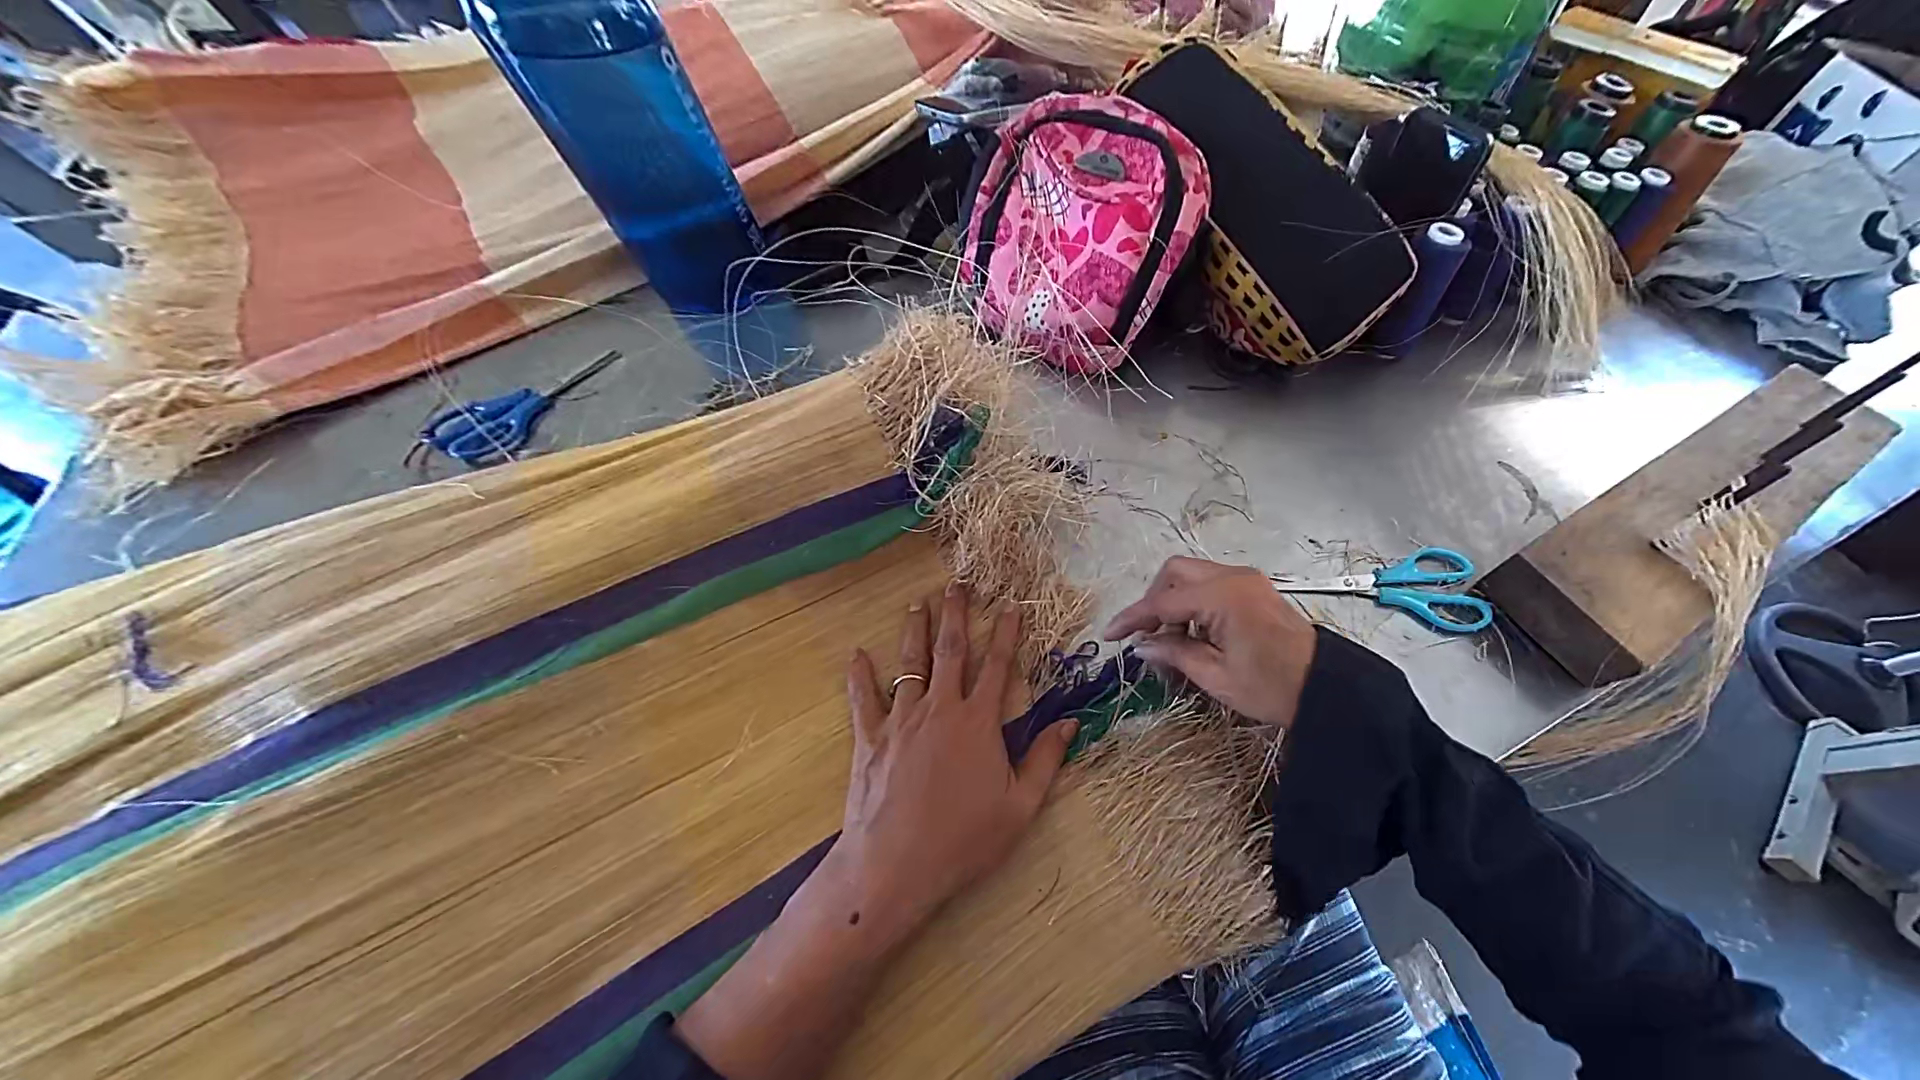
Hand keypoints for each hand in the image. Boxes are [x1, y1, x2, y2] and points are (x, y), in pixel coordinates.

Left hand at [837, 582, 1077, 937]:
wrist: (894, 864)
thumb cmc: (963, 839)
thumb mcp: (1019, 807)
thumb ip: (1045, 761)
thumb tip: (1070, 724)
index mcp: (978, 723)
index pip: (997, 666)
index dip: (1006, 633)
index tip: (1010, 605)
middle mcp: (939, 709)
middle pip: (950, 651)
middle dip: (956, 615)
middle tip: (958, 584)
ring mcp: (900, 721)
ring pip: (909, 665)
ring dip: (914, 632)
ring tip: (917, 605)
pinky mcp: (870, 739)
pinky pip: (863, 699)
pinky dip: (859, 676)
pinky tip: (856, 655)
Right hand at [1102, 556, 1317, 729]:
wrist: (1329, 689)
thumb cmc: (1272, 687)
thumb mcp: (1215, 676)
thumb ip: (1174, 653)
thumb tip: (1142, 645)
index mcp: (1222, 596)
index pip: (1162, 601)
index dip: (1132, 618)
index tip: (1109, 635)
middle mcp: (1232, 577)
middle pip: (1174, 572)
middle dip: (1153, 600)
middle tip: (1146, 634)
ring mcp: (1246, 580)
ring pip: (1191, 574)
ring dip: (1172, 599)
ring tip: (1169, 637)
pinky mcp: (1253, 589)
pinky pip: (1210, 583)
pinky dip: (1192, 601)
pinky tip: (1192, 631)